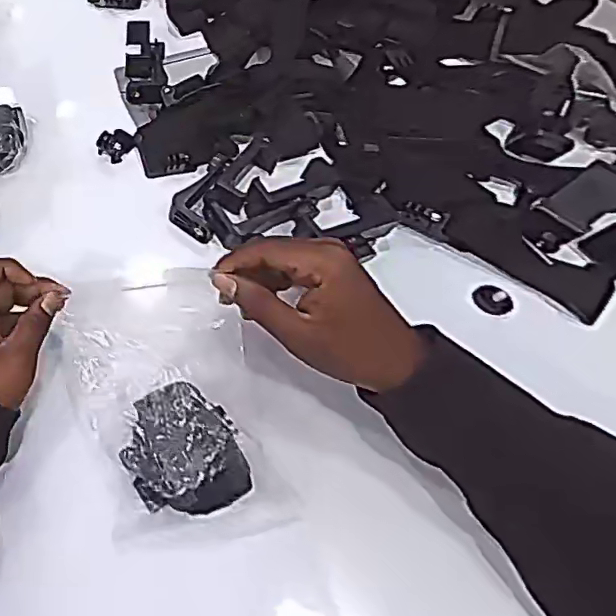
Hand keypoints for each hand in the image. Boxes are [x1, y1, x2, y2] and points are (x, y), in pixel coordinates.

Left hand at [0, 258, 67, 408]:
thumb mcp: (18, 353)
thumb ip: (37, 319)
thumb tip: (51, 297)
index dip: (14, 271)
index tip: (35, 283)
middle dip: (28, 286)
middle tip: (54, 294)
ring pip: (5, 299)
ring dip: (29, 300)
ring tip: (53, 306)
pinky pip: (6, 315)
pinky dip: (24, 314)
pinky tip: (42, 319)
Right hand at [212, 238, 425, 392]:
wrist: (398, 365)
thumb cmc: (361, 351)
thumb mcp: (297, 332)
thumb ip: (257, 302)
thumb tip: (228, 282)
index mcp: (323, 260)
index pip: (264, 250)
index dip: (234, 263)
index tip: (217, 278)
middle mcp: (329, 251)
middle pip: (271, 249)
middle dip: (244, 269)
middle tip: (225, 291)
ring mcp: (333, 258)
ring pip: (281, 257)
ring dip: (259, 275)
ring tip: (242, 299)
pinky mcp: (334, 268)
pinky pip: (294, 264)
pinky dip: (276, 279)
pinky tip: (265, 298)